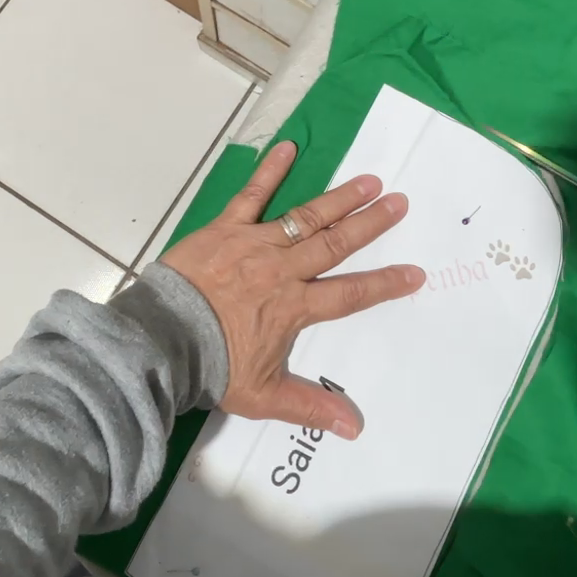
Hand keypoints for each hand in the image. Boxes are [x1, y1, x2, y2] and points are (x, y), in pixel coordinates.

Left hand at [161, 141, 423, 438]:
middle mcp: (283, 269)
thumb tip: (355, 429)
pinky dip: (269, 171)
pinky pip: (251, 196)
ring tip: (368, 180)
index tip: (414, 272)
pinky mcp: (226, 228)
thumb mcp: (264, 395)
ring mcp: (255, 244)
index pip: (349, 294)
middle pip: (335, 244)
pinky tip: (288, 147)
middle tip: (399, 202)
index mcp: (294, 307)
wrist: (161, 340)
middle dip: (370, 225)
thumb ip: (310, 406)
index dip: (384, 284)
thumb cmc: (212, 366)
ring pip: (305, 218)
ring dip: (338, 199)